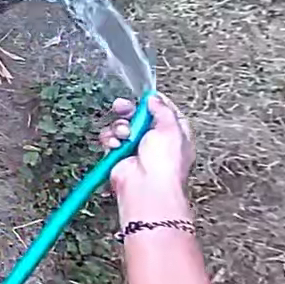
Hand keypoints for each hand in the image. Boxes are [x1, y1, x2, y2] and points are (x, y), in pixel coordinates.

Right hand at [98, 93, 193, 220]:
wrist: (146, 187)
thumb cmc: (165, 164)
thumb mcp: (171, 128)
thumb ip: (162, 110)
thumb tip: (154, 99)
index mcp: (174, 134)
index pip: (164, 112)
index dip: (154, 103)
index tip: (146, 97)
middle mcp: (155, 141)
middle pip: (138, 116)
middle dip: (128, 110)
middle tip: (121, 107)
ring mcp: (136, 148)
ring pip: (121, 125)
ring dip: (119, 127)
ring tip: (124, 134)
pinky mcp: (119, 155)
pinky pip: (110, 139)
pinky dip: (110, 139)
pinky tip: (116, 144)